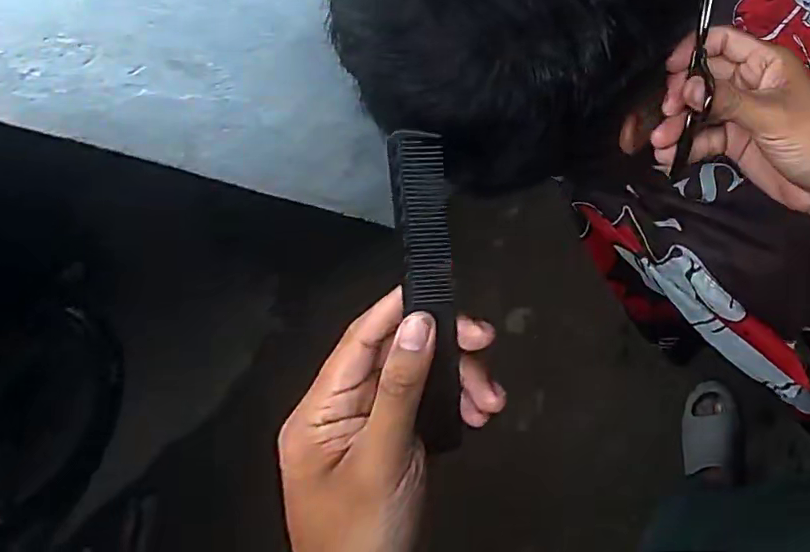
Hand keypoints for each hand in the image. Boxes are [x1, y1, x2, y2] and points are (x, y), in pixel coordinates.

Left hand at [278, 288, 506, 551]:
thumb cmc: (361, 530)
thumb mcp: (382, 456)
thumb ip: (400, 385)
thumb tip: (419, 319)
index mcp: (320, 412)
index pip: (360, 340)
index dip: (399, 307)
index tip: (443, 284)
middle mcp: (343, 407)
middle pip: (401, 350)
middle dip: (449, 349)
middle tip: (486, 344)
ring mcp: (372, 420)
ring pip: (425, 371)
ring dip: (463, 379)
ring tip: (490, 402)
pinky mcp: (398, 431)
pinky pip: (433, 396)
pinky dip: (461, 399)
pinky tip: (480, 412)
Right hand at [651, 26, 809, 212]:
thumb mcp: (771, 115)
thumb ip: (727, 100)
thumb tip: (688, 87)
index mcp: (766, 62)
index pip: (724, 41)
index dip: (694, 48)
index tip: (669, 69)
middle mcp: (751, 82)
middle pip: (705, 76)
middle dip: (682, 92)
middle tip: (667, 110)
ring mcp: (742, 111)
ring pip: (702, 108)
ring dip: (680, 122)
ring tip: (662, 140)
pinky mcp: (737, 139)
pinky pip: (706, 135)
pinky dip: (688, 144)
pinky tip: (670, 156)